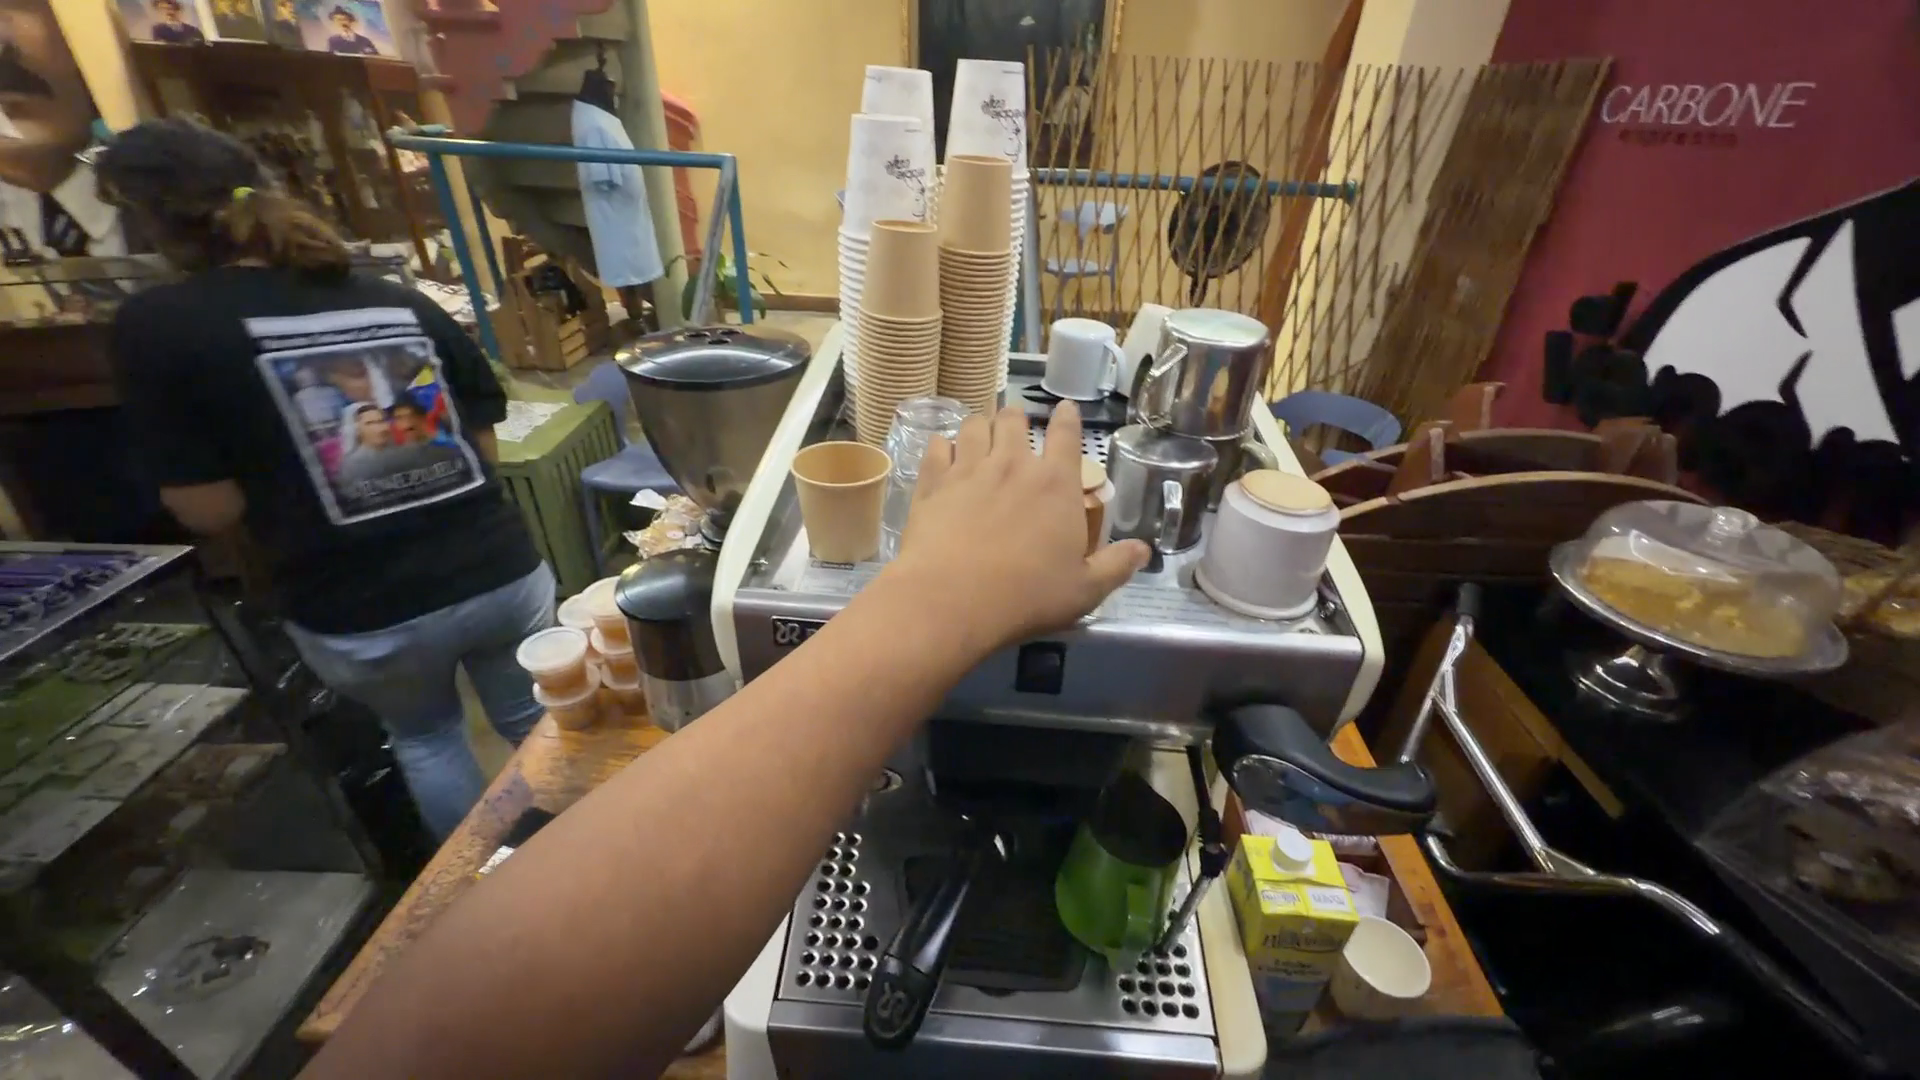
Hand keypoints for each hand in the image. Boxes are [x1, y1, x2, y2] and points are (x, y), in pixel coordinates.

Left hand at [881, 402, 1148, 652]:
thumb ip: (1115, 566)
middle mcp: (1013, 464)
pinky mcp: (933, 483)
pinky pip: (937, 448)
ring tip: (979, 432)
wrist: (951, 598)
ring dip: (980, 425)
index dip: (1067, 417)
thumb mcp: (1084, 590)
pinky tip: (942, 451)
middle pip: (1013, 419)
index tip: (1065, 408)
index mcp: (1056, 484)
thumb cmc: (1027, 596)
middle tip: (1014, 425)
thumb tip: (1145, 550)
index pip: (1067, 435)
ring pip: (974, 426)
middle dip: (1016, 417)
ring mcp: (969, 469)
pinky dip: (942, 445)